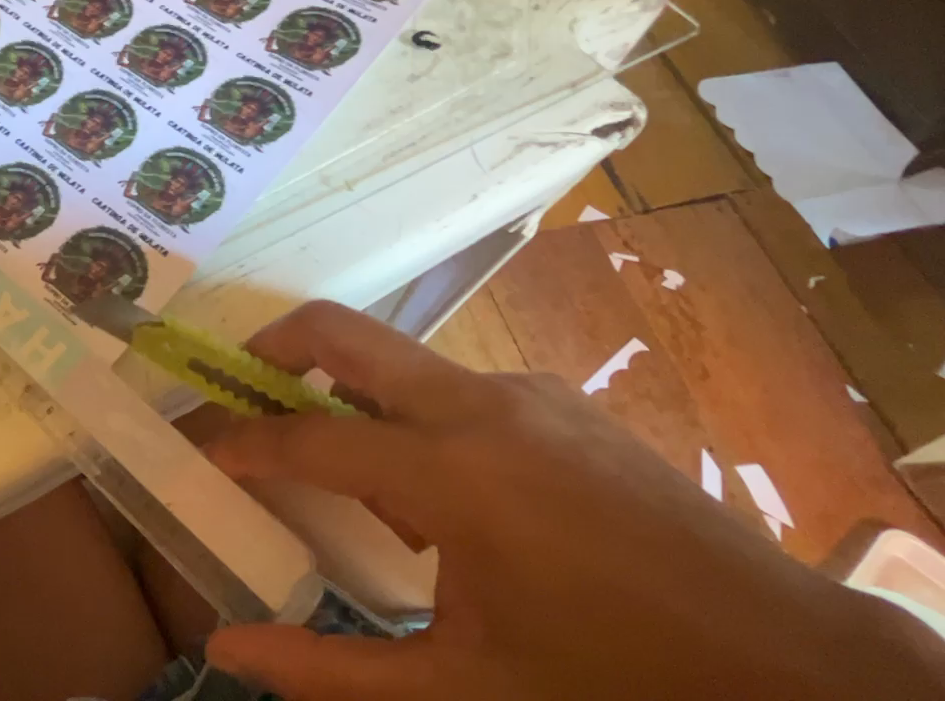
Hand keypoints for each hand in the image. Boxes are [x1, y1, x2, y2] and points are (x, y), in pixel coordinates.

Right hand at [201, 302, 944, 700]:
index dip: (238, 441)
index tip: (198, 448)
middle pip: (341, 330)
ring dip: (346, 395)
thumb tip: (225, 653)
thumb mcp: (461, 690)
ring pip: (394, 361)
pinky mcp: (553, 396)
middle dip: (271, 345)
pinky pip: (449, 390)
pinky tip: (438, 495)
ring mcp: (521, 390)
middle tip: (233, 384)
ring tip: (345, 473)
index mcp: (452, 478)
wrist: (797, 665)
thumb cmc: (613, 680)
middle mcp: (477, 408)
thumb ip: (329, 671)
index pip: (306, 437)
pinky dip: (410, 419)